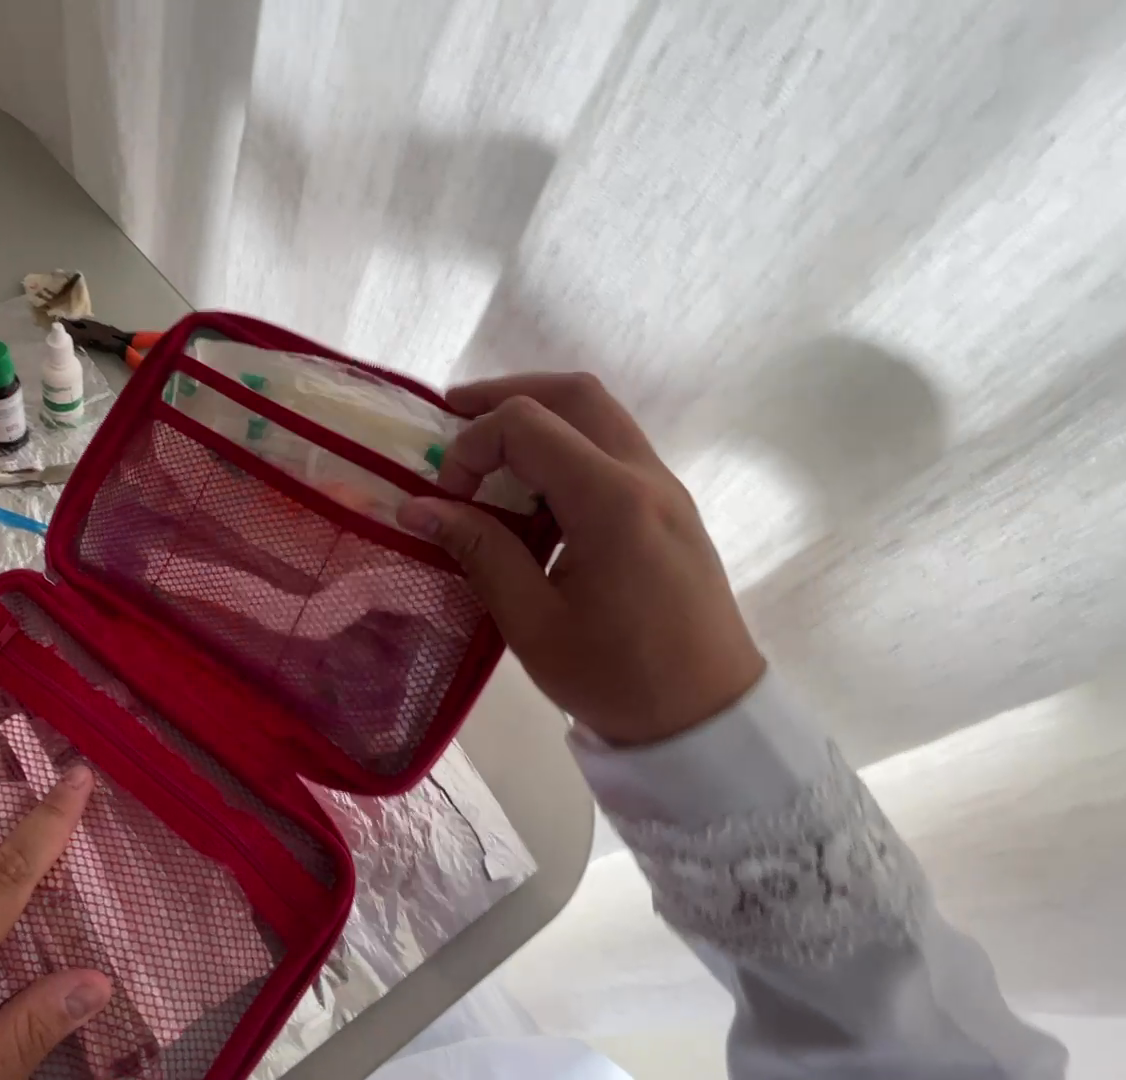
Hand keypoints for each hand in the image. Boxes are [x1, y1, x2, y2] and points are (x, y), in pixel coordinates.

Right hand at [396, 374, 764, 745]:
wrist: (708, 717)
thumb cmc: (615, 677)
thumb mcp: (530, 622)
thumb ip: (478, 550)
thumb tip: (417, 507)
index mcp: (610, 502)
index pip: (526, 424)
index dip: (472, 446)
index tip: (447, 498)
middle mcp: (644, 477)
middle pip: (573, 393)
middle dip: (504, 395)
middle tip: (451, 416)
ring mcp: (663, 488)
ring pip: (597, 412)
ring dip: (536, 414)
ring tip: (484, 445)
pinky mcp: (666, 506)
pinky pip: (610, 445)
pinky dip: (561, 442)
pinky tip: (529, 485)